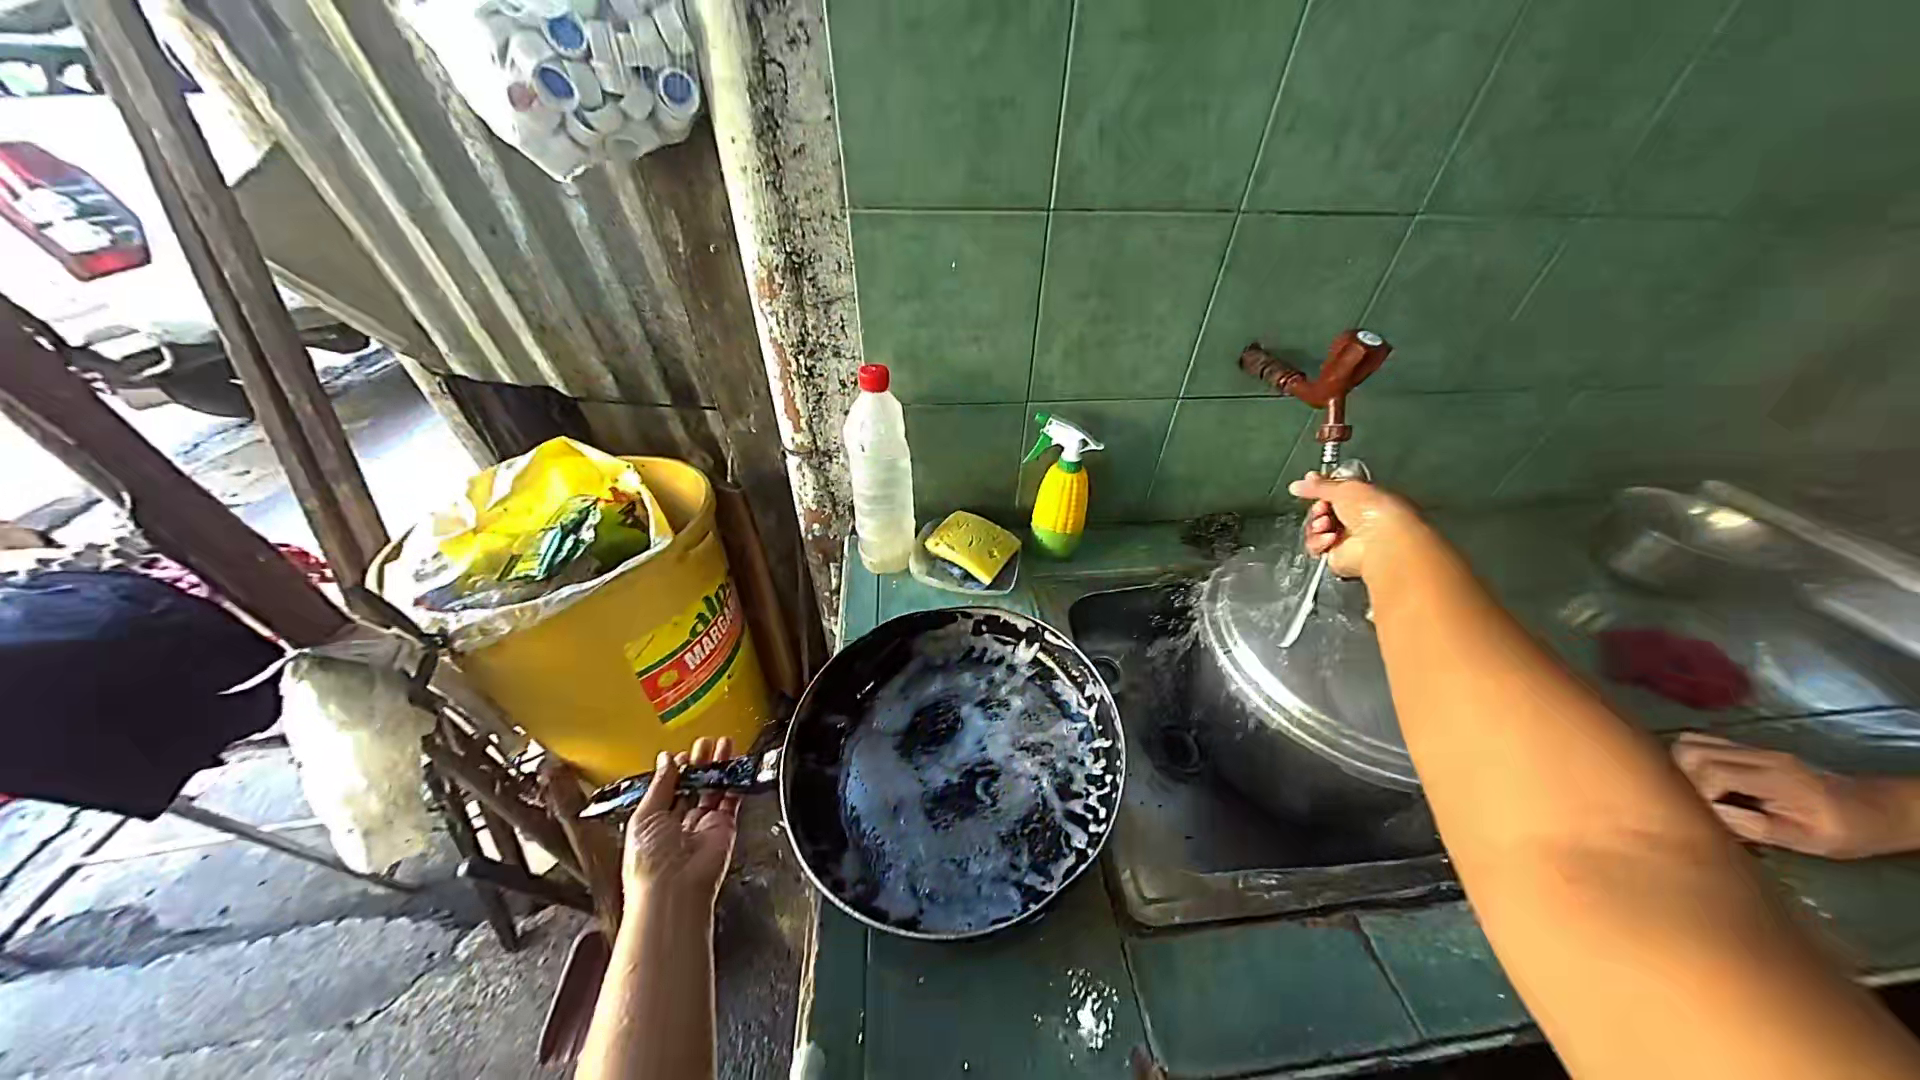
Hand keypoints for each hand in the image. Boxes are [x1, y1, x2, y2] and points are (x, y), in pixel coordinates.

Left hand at [622, 736, 740, 906]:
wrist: (674, 890)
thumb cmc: (649, 863)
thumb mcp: (644, 816)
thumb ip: (660, 784)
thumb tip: (665, 759)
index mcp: (656, 823)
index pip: (670, 789)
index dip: (677, 769)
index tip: (683, 752)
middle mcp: (681, 824)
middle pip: (694, 786)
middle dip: (700, 763)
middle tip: (706, 743)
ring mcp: (705, 825)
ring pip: (714, 788)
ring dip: (719, 766)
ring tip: (724, 744)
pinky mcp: (725, 827)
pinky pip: (732, 800)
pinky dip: (735, 781)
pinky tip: (735, 764)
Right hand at [1285, 471, 1425, 579]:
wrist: (1380, 541)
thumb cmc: (1375, 511)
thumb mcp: (1344, 487)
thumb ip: (1318, 486)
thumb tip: (1297, 485)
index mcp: (1366, 498)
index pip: (1338, 492)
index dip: (1322, 488)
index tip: (1310, 484)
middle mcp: (1358, 519)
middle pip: (1322, 511)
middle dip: (1318, 508)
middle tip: (1322, 507)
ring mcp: (1347, 539)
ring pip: (1315, 529)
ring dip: (1316, 524)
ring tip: (1326, 524)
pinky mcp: (1338, 556)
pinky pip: (1315, 547)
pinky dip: (1318, 541)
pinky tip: (1330, 538)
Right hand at [1671, 733, 1919, 858]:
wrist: (1877, 808)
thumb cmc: (1846, 830)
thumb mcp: (1809, 841)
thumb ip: (1757, 828)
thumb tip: (1711, 814)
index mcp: (1776, 778)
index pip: (1709, 772)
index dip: (1695, 792)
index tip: (1704, 813)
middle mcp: (1758, 755)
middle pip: (1688, 750)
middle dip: (1680, 775)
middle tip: (1694, 800)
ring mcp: (1752, 748)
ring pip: (1688, 741)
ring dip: (1680, 764)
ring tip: (1695, 789)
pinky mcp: (1745, 748)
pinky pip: (1700, 741)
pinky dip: (1689, 758)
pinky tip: (1703, 778)